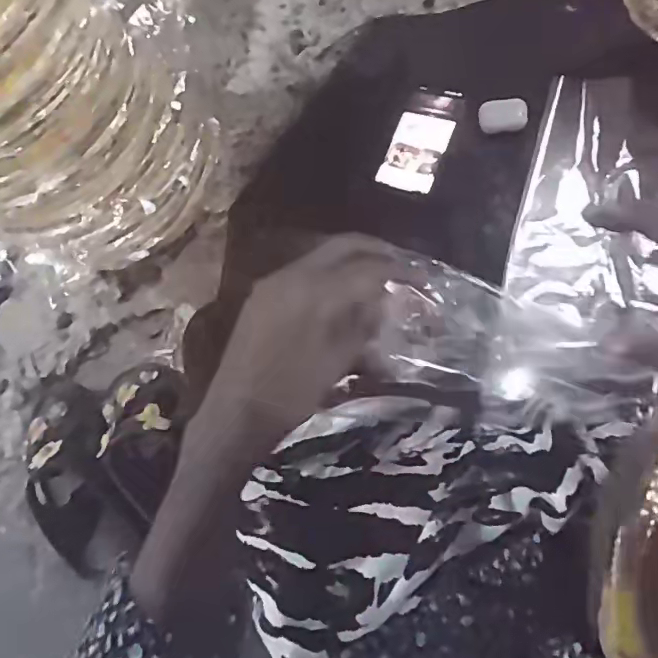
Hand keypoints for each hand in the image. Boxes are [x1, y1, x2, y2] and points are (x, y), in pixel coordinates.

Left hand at [195, 234, 399, 457]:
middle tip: (401, 264)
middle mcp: (292, 275)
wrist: (236, 412)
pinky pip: (303, 271)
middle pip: (343, 246)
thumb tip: (379, 300)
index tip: (422, 277)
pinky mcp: (262, 294)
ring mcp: (273, 282)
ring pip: (321, 256)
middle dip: (376, 251)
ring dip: (351, 260)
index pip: (367, 267)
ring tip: (376, 278)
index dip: (398, 270)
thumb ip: (361, 324)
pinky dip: (328, 274)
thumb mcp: (338, 361)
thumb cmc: (292, 394)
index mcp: (315, 292)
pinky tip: (342, 293)